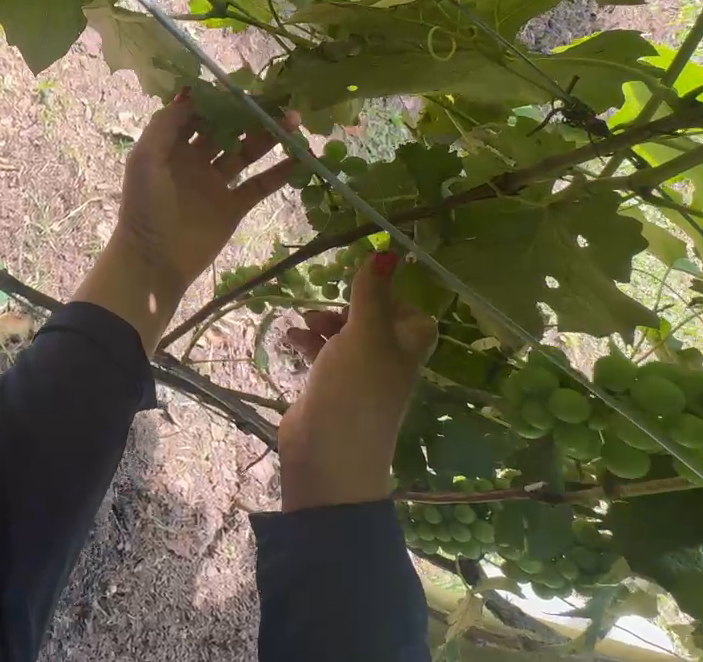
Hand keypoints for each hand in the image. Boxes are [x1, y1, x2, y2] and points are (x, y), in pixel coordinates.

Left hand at [76, 90, 297, 353]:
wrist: (154, 258)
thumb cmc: (144, 205)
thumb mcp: (146, 158)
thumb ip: (166, 124)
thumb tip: (190, 91)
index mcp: (171, 146)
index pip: (199, 114)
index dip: (219, 99)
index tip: (244, 86)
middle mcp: (194, 160)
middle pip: (227, 130)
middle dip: (250, 115)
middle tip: (278, 102)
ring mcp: (215, 183)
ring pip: (246, 153)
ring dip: (268, 137)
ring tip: (294, 122)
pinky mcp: (233, 207)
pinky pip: (260, 185)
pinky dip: (280, 171)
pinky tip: (300, 157)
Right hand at [278, 252, 437, 510]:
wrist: (328, 450)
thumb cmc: (355, 388)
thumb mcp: (365, 333)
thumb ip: (371, 293)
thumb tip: (388, 251)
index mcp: (406, 348)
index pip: (411, 314)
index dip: (388, 298)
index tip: (358, 289)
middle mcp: (387, 361)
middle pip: (373, 323)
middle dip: (346, 309)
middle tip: (323, 309)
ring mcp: (358, 377)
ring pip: (344, 338)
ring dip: (322, 324)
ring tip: (301, 324)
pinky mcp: (330, 388)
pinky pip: (322, 356)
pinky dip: (308, 344)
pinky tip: (290, 340)